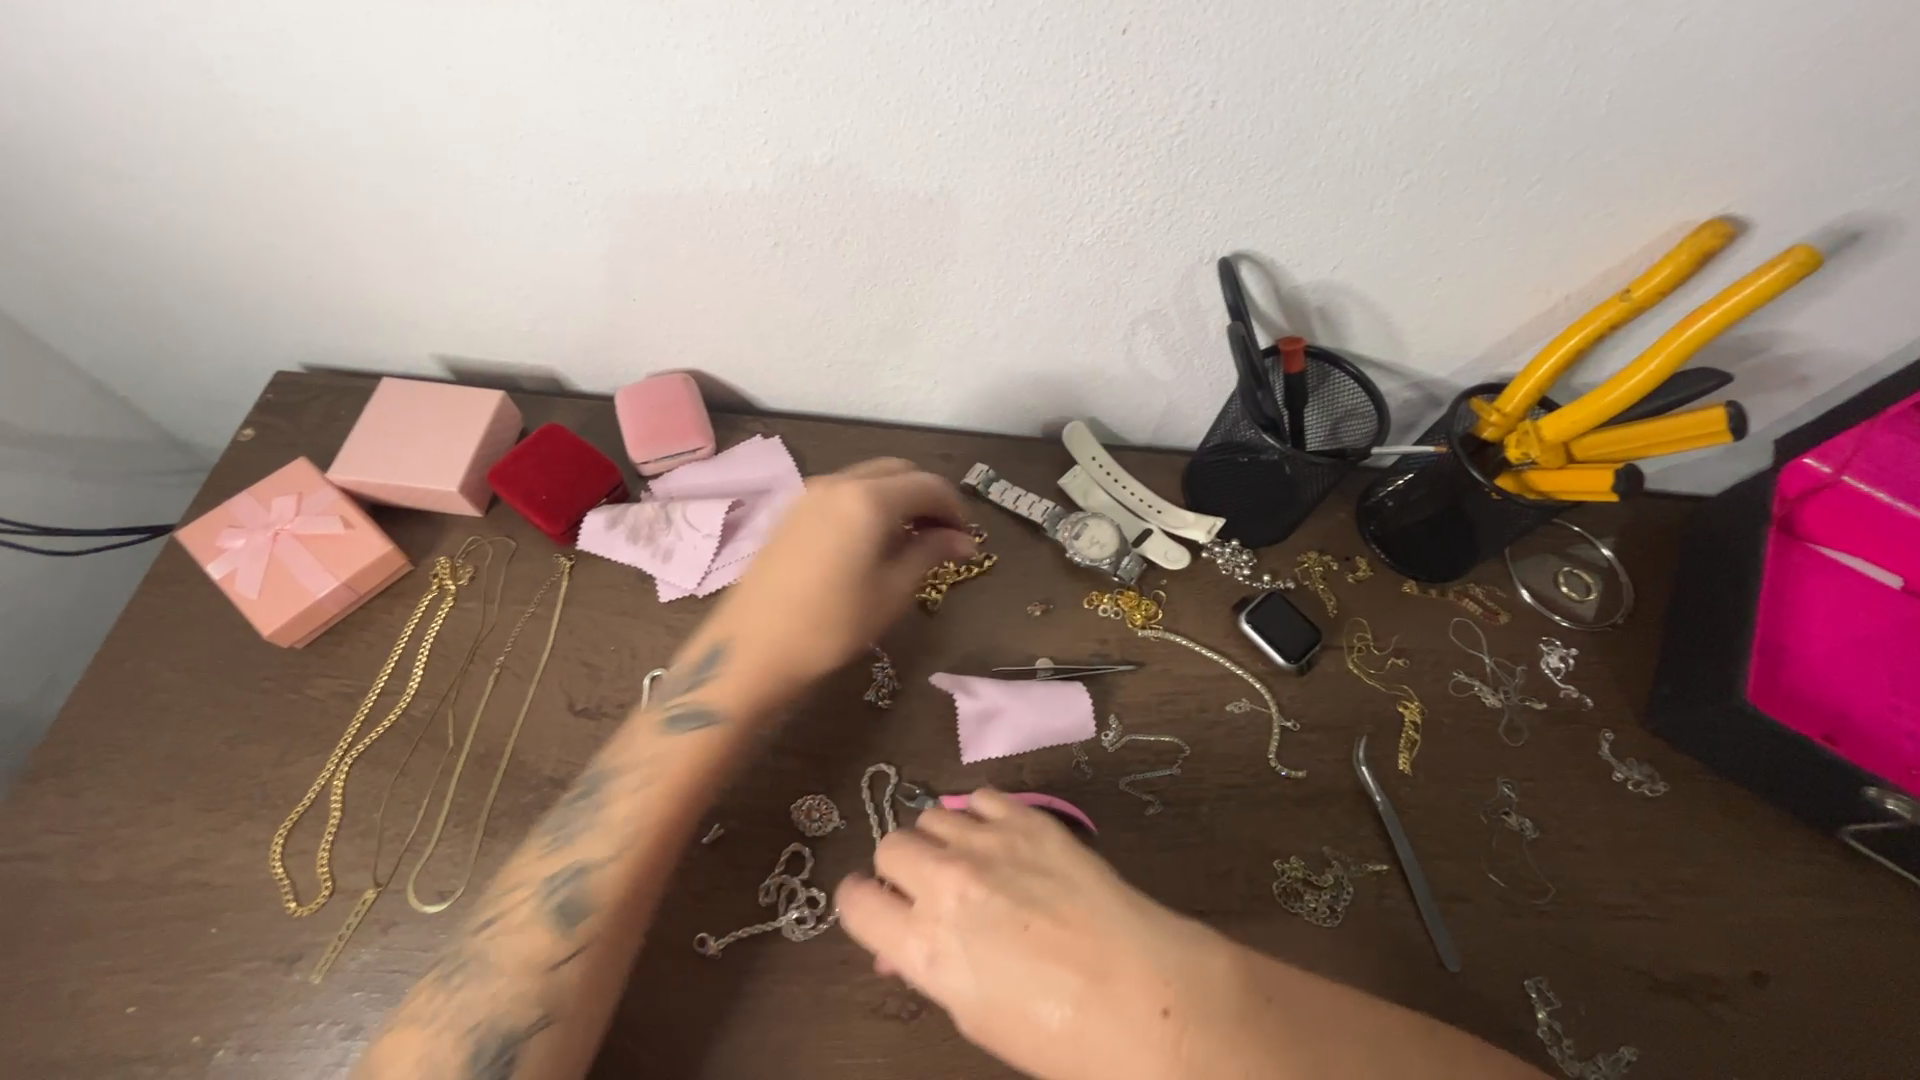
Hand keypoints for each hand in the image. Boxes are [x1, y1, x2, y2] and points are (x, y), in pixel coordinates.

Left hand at [705, 457, 975, 693]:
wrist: (752, 648)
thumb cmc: (832, 625)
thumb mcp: (893, 591)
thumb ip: (930, 553)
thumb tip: (963, 540)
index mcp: (870, 498)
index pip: (929, 485)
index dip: (956, 509)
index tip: (967, 540)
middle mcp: (840, 482)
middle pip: (899, 472)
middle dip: (927, 497)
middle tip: (942, 537)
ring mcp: (810, 494)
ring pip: (869, 479)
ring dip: (897, 499)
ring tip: (910, 541)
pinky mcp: (792, 512)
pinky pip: (843, 493)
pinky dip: (869, 504)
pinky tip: (872, 542)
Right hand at [835, 789, 1229, 1079]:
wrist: (1144, 994)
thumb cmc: (1057, 1033)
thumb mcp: (975, 1014)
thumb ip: (930, 967)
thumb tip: (900, 944)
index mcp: (925, 946)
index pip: (855, 900)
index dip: (862, 901)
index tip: (877, 904)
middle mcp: (946, 883)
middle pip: (891, 846)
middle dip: (902, 867)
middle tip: (929, 887)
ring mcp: (989, 844)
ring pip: (931, 815)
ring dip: (940, 838)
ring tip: (970, 861)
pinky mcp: (1029, 819)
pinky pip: (981, 797)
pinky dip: (980, 814)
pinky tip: (1001, 838)